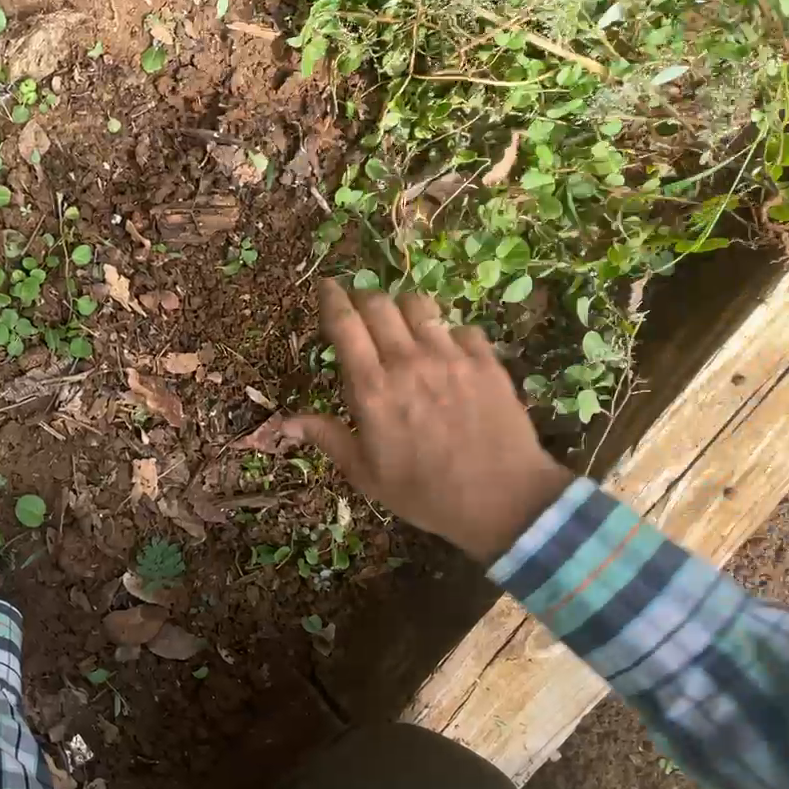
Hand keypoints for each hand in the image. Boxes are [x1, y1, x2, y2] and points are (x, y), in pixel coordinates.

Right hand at [287, 280, 573, 563]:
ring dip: (402, 308)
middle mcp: (407, 362)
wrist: (505, 502)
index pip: (344, 325)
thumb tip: (283, 423)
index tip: (326, 285)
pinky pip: (460, 327)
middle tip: (359, 306)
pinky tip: (446, 351)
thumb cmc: (424, 492)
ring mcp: (450, 358)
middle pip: (378, 304)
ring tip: (401, 322)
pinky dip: (447, 332)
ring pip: (419, 305)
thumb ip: (326, 437)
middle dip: (363, 298)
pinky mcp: (486, 362)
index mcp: (372, 388)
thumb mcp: (365, 472)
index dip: (331, 298)